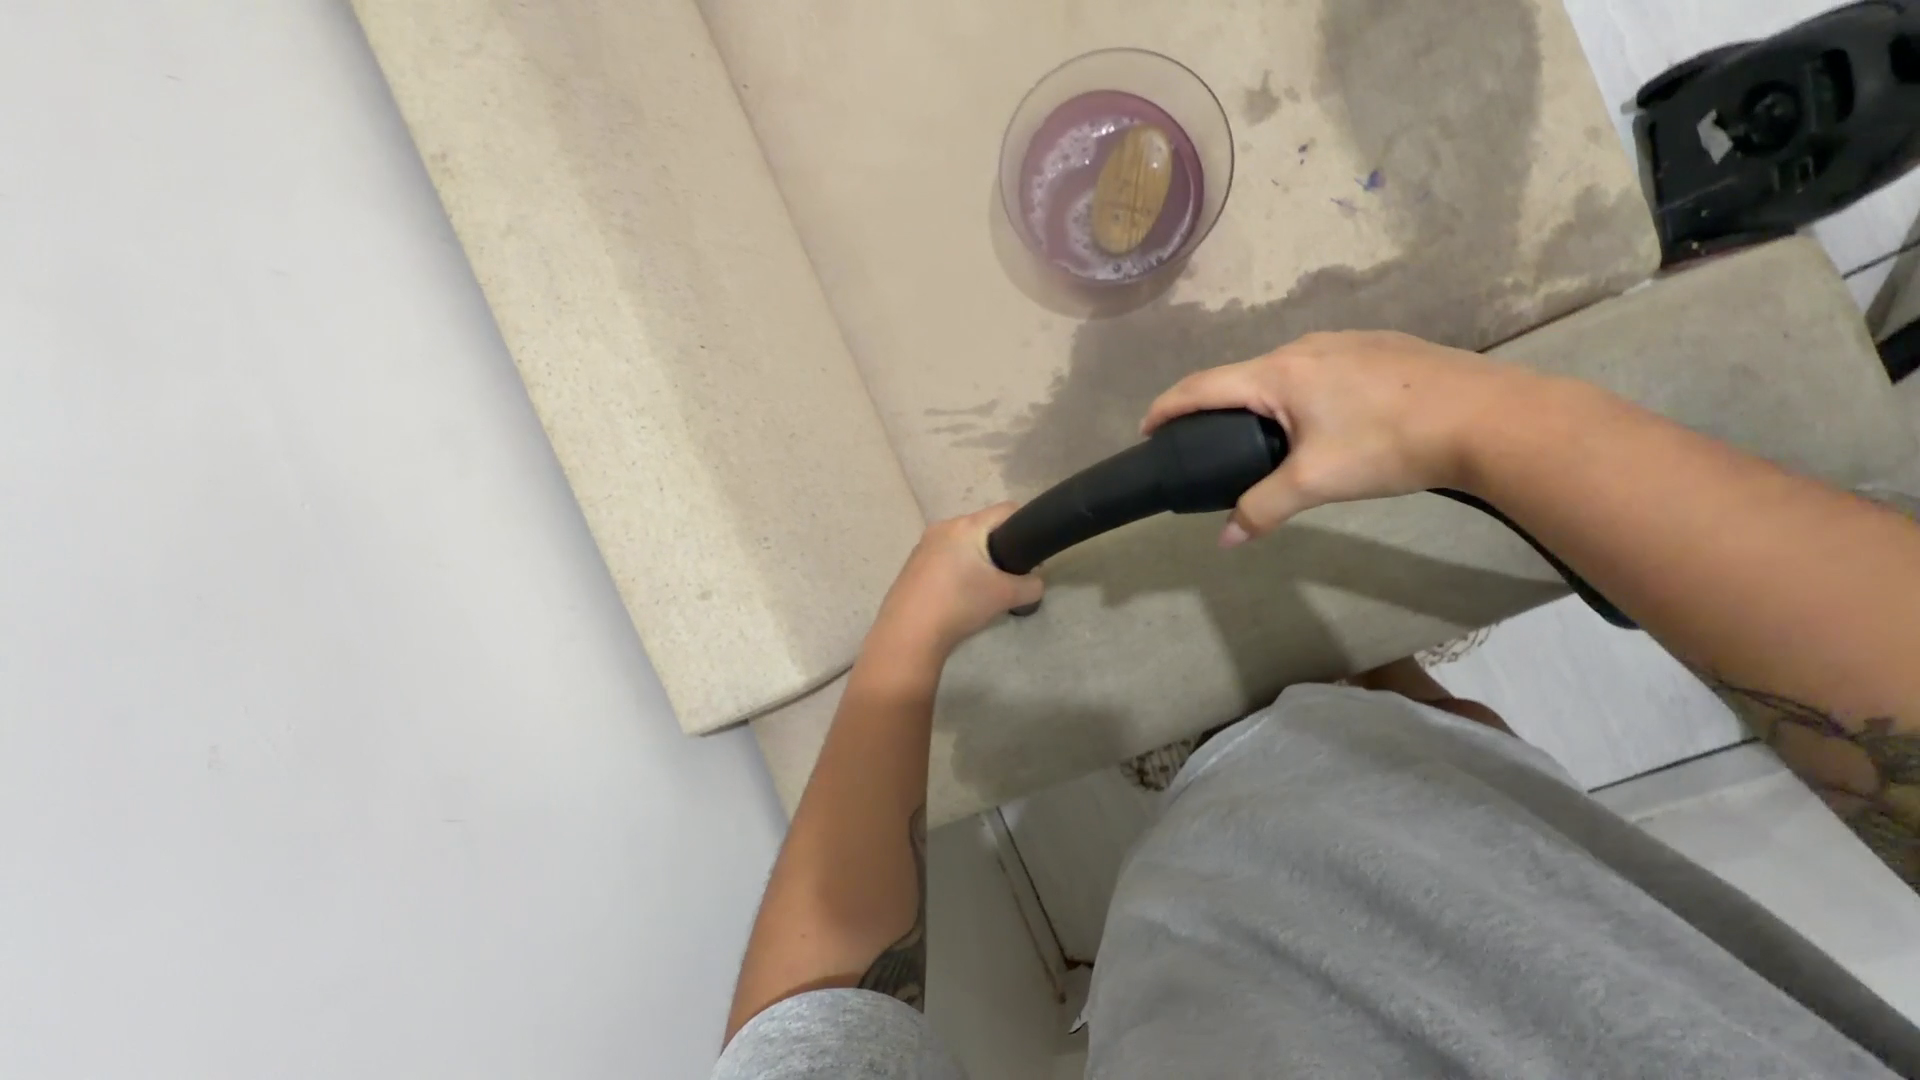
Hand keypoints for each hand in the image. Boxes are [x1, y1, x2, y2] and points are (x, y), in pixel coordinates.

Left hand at [868, 503, 1045, 658]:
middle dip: (999, 548)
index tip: (1031, 551)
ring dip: (976, 561)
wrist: (909, 633)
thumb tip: (1034, 582)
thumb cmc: (960, 603)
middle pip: (982, 528)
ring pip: (961, 545)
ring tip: (983, 590)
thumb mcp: (1006, 596)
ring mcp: (923, 546)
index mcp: (966, 526)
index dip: (1025, 525)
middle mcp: (942, 527)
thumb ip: (1031, 586)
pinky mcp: (911, 566)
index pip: (1006, 510)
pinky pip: (944, 559)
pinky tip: (958, 597)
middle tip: (1010, 576)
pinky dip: (956, 571)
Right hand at [1141, 331, 1542, 546]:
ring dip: (1259, 399)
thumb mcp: (1317, 482)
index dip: (1167, 406)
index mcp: (1279, 373)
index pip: (1202, 385)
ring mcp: (1345, 342)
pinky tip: (1322, 420)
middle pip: (1240, 375)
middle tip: (1202, 441)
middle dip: (1213, 406)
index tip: (1146, 429)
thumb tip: (1226, 541)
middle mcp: (1304, 347)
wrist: (1489, 417)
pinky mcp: (1379, 347)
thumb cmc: (1390, 443)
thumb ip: (1262, 509)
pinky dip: (1299, 393)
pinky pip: (1319, 369)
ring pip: (1283, 371)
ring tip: (1261, 435)